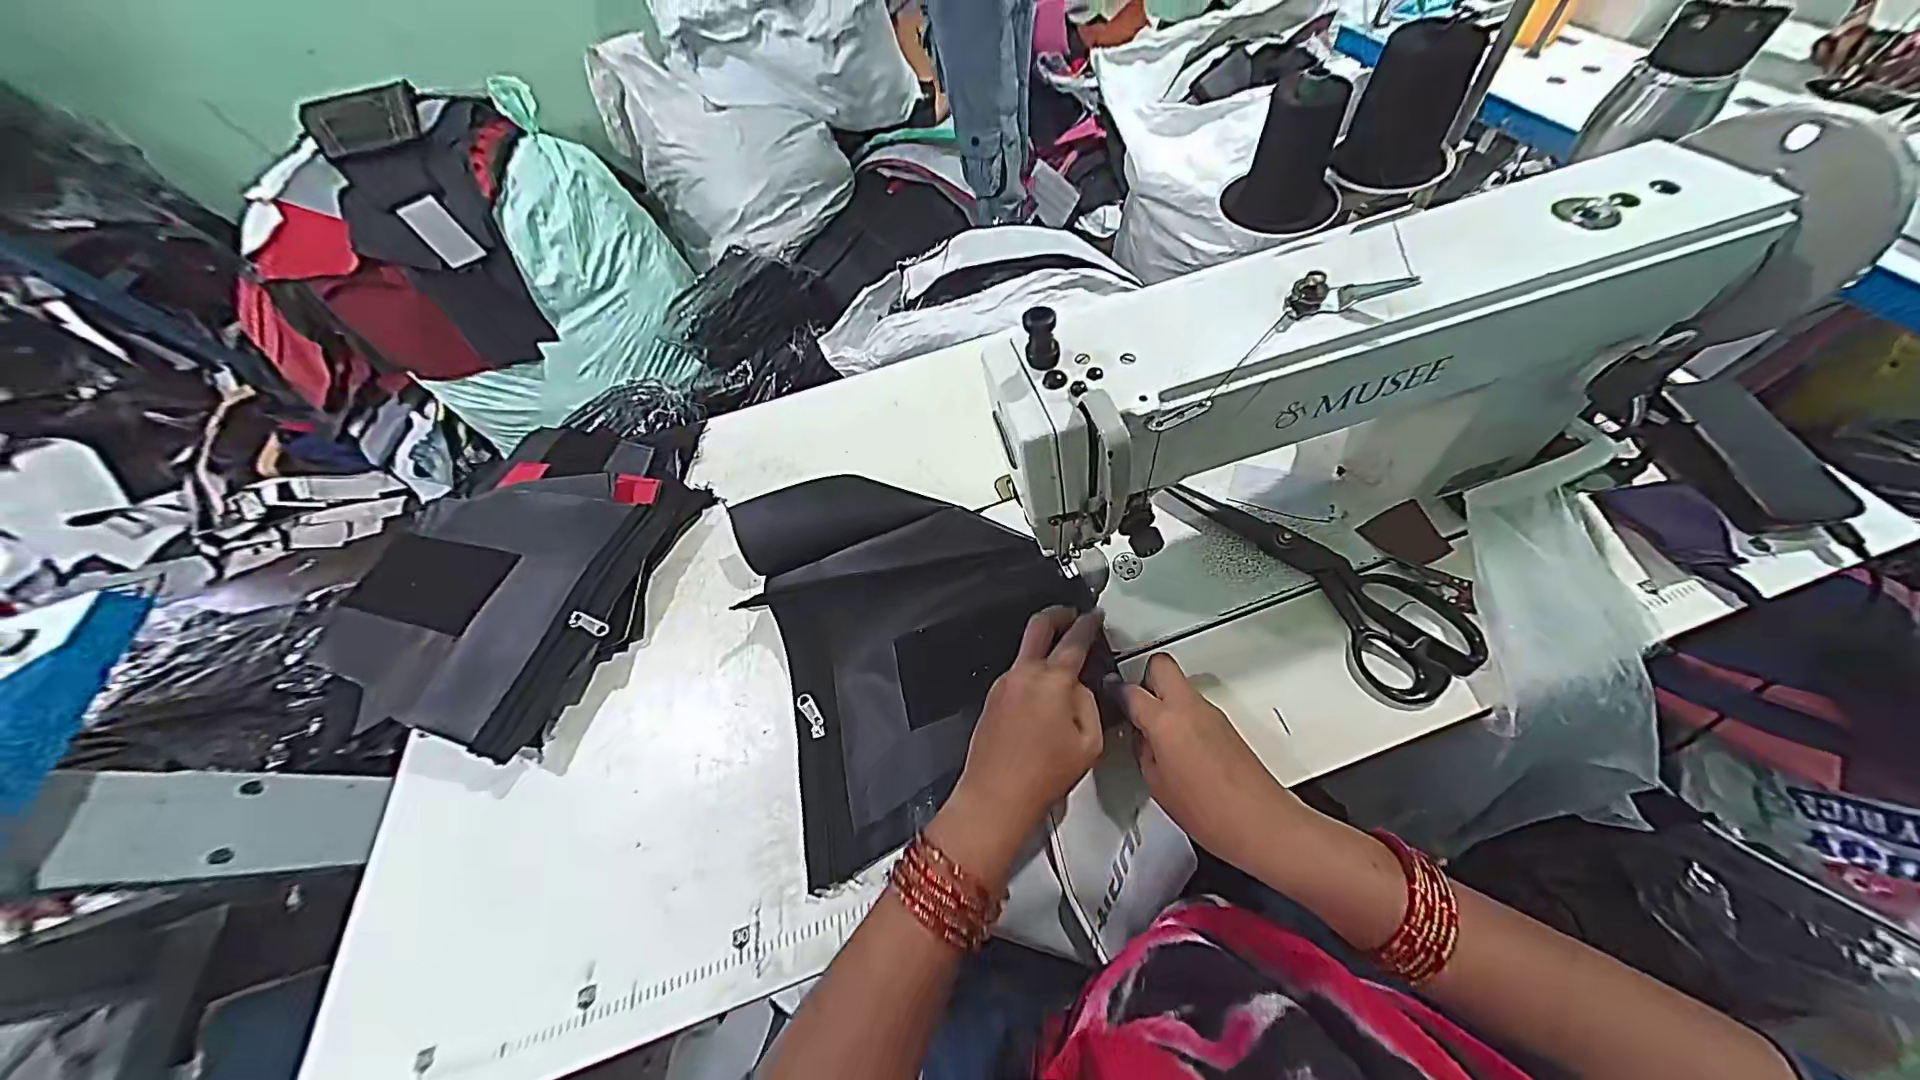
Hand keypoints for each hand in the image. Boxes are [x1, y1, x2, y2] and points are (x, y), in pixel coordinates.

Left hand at [932, 608, 1105, 883]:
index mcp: (1052, 681)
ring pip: (1026, 651)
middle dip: (1059, 614)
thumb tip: (1082, 688)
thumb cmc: (1040, 776)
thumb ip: (1089, 702)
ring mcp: (1004, 684)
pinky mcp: (993, 698)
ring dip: (1044, 647)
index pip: (1075, 639)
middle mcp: (1023, 675)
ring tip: (1064, 666)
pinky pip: (1017, 674)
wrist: (996, 795)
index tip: (1094, 618)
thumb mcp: (1090, 742)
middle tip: (1072, 616)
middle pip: (1039, 625)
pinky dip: (1033, 673)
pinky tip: (1045, 695)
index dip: (1088, 624)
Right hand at [1123, 654, 1307, 869]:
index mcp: (1165, 720)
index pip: (1130, 690)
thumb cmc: (1214, 812)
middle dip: (1144, 675)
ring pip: (1181, 685)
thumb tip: (1141, 739)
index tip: (1112, 697)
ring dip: (1166, 698)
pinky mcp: (1227, 725)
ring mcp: (1212, 714)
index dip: (1116, 692)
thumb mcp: (1156, 783)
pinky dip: (1184, 716)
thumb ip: (1143, 750)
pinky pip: (1196, 706)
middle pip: (1161, 664)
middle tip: (1135, 699)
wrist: (1261, 824)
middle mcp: (1190, 708)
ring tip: (1157, 730)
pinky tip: (1180, 745)